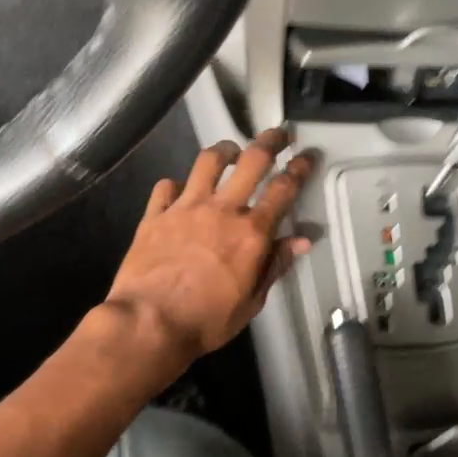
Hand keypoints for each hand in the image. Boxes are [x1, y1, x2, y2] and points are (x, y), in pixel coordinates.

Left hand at [105, 127, 315, 367]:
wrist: (149, 322)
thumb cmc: (207, 320)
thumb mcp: (251, 301)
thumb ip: (274, 265)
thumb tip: (301, 241)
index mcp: (251, 232)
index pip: (284, 189)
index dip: (300, 168)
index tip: (307, 156)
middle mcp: (221, 209)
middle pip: (251, 160)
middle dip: (270, 141)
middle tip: (279, 134)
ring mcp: (185, 207)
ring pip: (208, 161)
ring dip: (224, 150)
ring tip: (231, 151)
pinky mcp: (155, 214)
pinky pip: (167, 186)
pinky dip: (177, 184)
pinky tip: (181, 190)